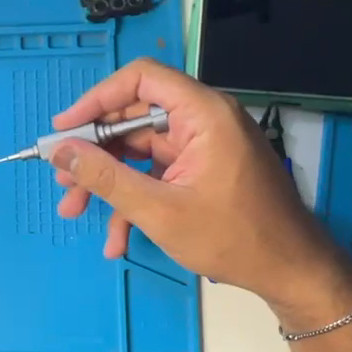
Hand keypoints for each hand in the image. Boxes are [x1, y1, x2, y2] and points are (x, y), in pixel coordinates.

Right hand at [48, 58, 351, 323]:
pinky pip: (154, 175)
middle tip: (63, 179)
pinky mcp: (201, 171)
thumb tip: (59, 151)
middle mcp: (203, 122)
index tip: (64, 130)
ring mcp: (202, 148)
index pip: (141, 79)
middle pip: (133, 119)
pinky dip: (131, 201)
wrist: (292, 273)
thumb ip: (104, 176)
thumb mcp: (158, 209)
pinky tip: (117, 239)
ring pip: (137, 152)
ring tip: (75, 210)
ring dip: (105, 182)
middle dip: (94, 153)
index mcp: (203, 115)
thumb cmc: (233, 237)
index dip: (96, 100)